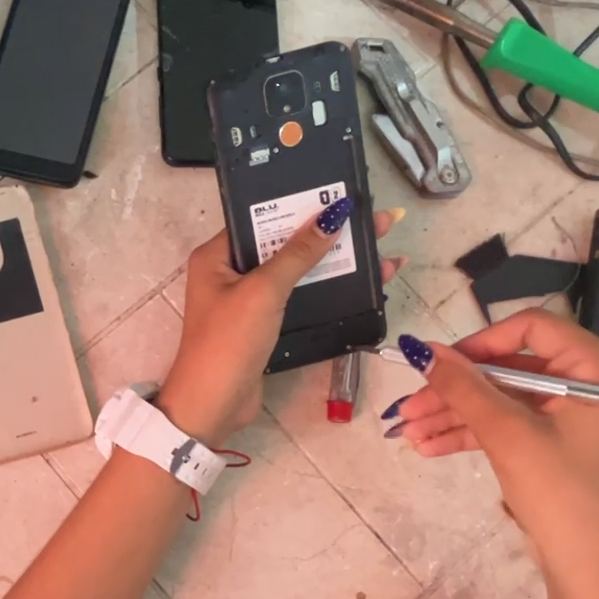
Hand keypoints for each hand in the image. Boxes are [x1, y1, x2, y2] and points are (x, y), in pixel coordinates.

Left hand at [156, 204, 405, 444]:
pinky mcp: (264, 325)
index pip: (260, 219)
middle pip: (284, 243)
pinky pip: (300, 297)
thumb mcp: (263, 291)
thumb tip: (332, 216)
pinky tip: (366, 284)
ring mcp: (247, 301)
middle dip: (329, 233)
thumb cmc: (228, 341)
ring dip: (336, 262)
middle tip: (376, 221)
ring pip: (297, 272)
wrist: (213, 404)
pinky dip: (329, 290)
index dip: (299, 206)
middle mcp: (229, 273)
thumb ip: (298, 253)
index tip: (340, 194)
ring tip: (384, 251)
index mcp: (216, 256)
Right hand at [388, 309, 598, 575]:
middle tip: (407, 408)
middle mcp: (587, 385)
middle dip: (454, 390)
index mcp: (597, 369)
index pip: (531, 328)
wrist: (594, 573)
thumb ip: (463, 387)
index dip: (479, 343)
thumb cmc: (564, 494)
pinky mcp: (552, 446)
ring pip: (499, 400)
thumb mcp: (508, 435)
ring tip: (407, 434)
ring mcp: (569, 418)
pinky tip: (429, 448)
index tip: (437, 365)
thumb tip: (420, 348)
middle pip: (507, 368)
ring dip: (452, 415)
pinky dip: (467, 434)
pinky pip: (503, 426)